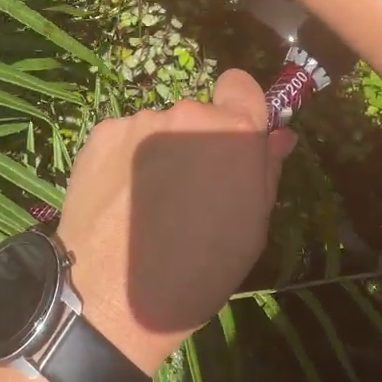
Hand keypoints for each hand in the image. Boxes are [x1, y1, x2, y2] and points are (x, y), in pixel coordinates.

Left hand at [55, 69, 297, 372]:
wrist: (111, 296)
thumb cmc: (198, 271)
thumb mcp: (250, 229)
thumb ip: (264, 171)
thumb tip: (278, 136)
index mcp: (232, 133)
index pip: (242, 85)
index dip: (241, 107)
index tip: (234, 138)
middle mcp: (185, 113)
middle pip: (199, 115)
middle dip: (199, 142)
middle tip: (189, 190)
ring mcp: (139, 121)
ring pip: (161, 128)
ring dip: (162, 152)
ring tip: (149, 204)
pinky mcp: (102, 132)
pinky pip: (126, 138)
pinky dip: (127, 160)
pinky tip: (119, 199)